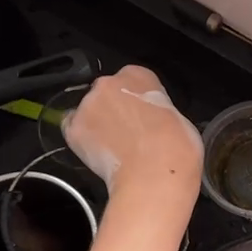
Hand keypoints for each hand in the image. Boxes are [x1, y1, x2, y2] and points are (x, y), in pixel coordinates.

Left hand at [64, 66, 202, 200]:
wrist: (154, 175)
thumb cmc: (176, 148)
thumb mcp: (178, 117)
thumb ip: (158, 109)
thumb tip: (152, 119)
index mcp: (138, 75)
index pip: (134, 78)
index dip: (139, 98)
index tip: (144, 114)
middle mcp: (108, 84)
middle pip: (106, 91)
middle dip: (115, 107)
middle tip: (130, 132)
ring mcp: (87, 105)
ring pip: (88, 110)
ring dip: (99, 122)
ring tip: (116, 148)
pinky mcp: (73, 129)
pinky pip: (73, 130)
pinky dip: (84, 139)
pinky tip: (101, 153)